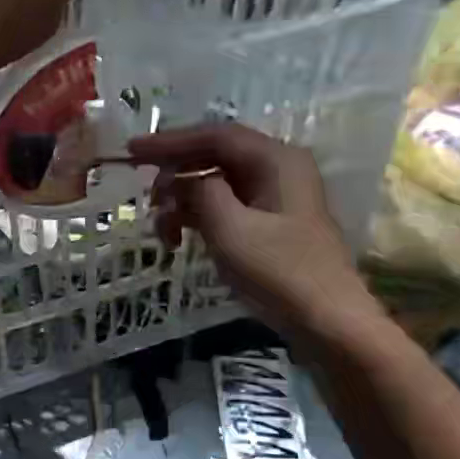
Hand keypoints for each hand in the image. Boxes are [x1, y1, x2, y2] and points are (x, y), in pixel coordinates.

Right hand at [129, 124, 380, 336]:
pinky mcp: (272, 224)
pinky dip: (199, 218)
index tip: (131, 151)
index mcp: (276, 160)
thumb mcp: (230, 229)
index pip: (214, 136)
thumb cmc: (279, 272)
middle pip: (215, 156)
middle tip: (144, 196)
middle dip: (175, 174)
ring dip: (183, 202)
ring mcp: (276, 197)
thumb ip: (200, 193)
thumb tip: (182, 179)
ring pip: (218, 184)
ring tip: (160, 230)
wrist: (328, 322)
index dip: (169, 142)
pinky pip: (227, 207)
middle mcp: (278, 169)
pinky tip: (178, 240)